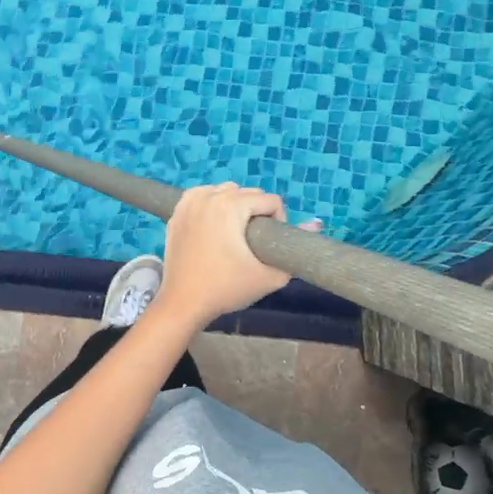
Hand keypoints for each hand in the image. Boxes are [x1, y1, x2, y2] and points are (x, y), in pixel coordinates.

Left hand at [157, 183, 293, 327]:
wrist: (183, 302)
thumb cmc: (226, 289)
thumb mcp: (269, 275)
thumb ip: (294, 246)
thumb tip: (315, 223)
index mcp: (230, 207)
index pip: (270, 200)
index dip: (278, 221)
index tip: (268, 245)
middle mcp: (209, 197)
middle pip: (248, 193)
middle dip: (256, 213)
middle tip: (252, 242)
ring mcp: (189, 203)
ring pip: (224, 191)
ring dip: (235, 205)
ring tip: (235, 234)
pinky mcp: (176, 213)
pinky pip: (202, 196)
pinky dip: (211, 204)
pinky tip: (215, 224)